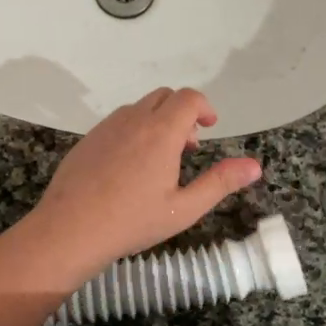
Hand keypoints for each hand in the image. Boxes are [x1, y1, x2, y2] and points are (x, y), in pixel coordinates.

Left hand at [26, 87, 261, 272]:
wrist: (70, 229)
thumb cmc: (132, 221)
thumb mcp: (184, 208)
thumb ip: (220, 183)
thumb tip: (254, 166)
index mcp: (161, 132)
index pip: (188, 98)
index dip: (204, 107)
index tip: (210, 126)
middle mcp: (134, 120)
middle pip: (164, 96)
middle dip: (182, 113)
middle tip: (187, 146)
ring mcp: (107, 127)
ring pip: (139, 108)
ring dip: (157, 120)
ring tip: (160, 159)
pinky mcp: (88, 139)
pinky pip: (118, 122)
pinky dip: (134, 130)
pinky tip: (130, 167)